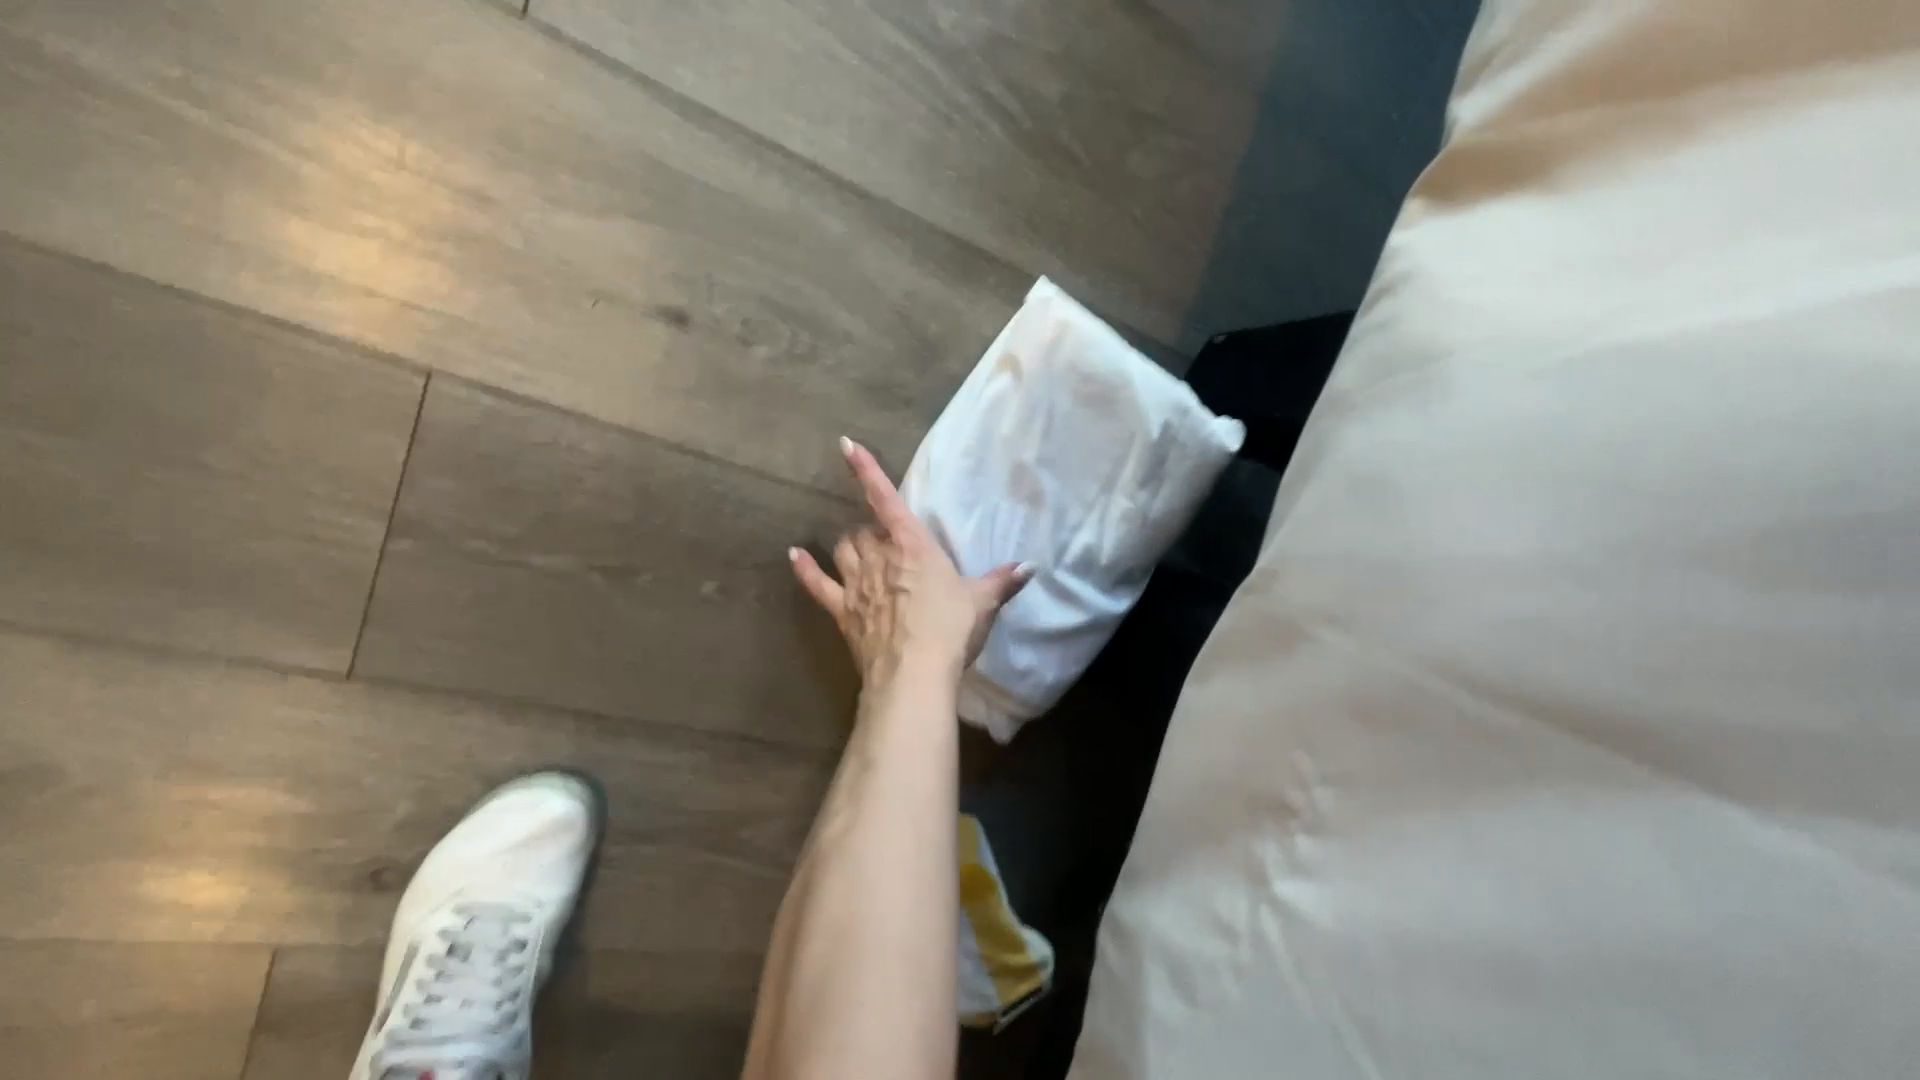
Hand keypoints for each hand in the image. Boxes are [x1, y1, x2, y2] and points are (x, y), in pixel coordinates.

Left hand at [791, 438, 1030, 685]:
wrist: (914, 673)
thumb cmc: (950, 629)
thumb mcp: (982, 602)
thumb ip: (1002, 581)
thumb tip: (1030, 567)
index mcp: (913, 545)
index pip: (886, 499)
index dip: (866, 470)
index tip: (846, 445)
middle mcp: (879, 557)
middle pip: (865, 531)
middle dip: (872, 531)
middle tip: (888, 543)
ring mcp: (856, 584)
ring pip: (843, 549)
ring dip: (849, 546)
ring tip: (858, 550)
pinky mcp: (842, 611)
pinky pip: (818, 584)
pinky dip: (806, 569)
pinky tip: (795, 555)